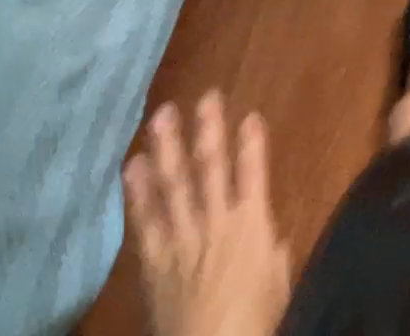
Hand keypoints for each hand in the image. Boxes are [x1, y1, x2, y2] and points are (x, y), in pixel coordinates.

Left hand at [124, 92, 292, 335]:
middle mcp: (215, 222)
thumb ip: (270, 247)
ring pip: (174, 184)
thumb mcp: (277, 280)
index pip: (253, 173)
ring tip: (162, 115)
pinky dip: (137, 191)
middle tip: (206, 96)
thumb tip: (265, 228)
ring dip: (168, 147)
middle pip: (211, 168)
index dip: (252, 142)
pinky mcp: (153, 260)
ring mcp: (181, 239)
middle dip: (209, 130)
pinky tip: (132, 165)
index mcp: (251, 225)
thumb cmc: (255, 320)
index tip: (250, 113)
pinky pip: (144, 220)